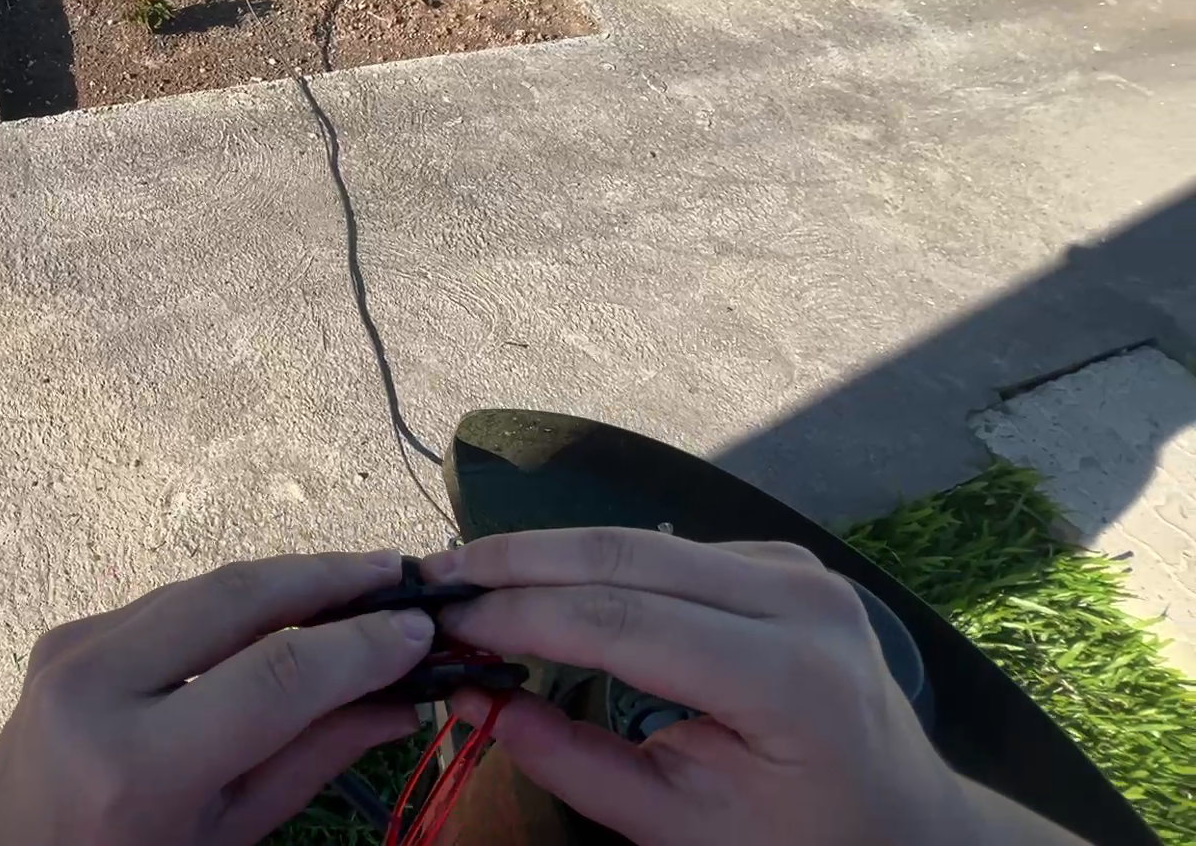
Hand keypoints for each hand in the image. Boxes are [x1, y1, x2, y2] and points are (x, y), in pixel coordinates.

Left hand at [0, 551, 434, 845]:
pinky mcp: (69, 630)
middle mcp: (94, 686)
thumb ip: (312, 760)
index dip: (355, 645)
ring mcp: (73, 646)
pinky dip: (238, 600)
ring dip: (288, 578)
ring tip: (358, 576)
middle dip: (327, 575)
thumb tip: (400, 698)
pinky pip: (174, 603)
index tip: (418, 624)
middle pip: (235, 597)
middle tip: (396, 569)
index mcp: (133, 768)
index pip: (272, 678)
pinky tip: (286, 602)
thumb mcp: (227, 839)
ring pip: (206, 587)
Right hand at [423, 530, 988, 845]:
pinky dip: (579, 560)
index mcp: (791, 678)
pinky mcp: (766, 554)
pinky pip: (649, 548)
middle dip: (513, 560)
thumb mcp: (683, 828)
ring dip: (537, 552)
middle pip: (617, 554)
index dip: (519, 614)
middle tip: (436, 574)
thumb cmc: (803, 843)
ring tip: (467, 571)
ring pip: (626, 539)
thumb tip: (470, 695)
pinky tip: (533, 576)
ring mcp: (786, 563)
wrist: (918, 823)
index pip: (619, 621)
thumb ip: (569, 760)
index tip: (446, 621)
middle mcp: (795, 595)